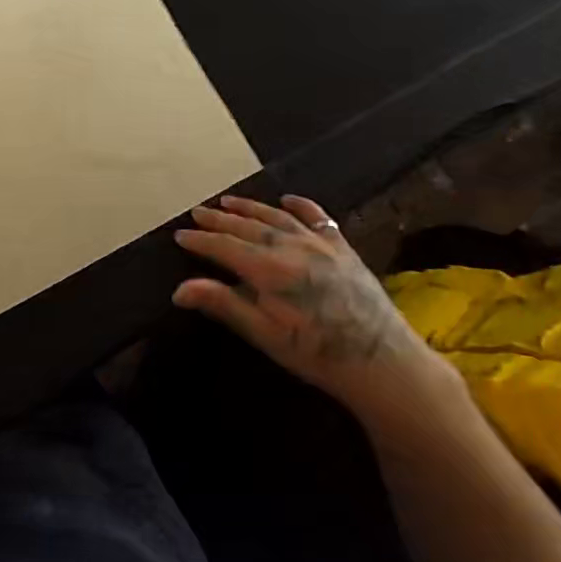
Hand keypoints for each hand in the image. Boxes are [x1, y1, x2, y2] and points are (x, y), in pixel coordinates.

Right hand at [171, 195, 443, 404]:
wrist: (381, 361)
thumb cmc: (314, 352)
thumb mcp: (262, 333)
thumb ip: (222, 304)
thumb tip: (179, 290)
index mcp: (269, 270)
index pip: (224, 247)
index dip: (200, 240)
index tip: (179, 235)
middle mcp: (293, 248)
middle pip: (248, 226)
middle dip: (219, 218)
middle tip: (197, 212)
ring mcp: (321, 245)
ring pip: (278, 217)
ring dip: (251, 208)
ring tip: (228, 200)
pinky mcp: (343, 250)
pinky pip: (319, 218)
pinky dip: (301, 206)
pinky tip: (288, 200)